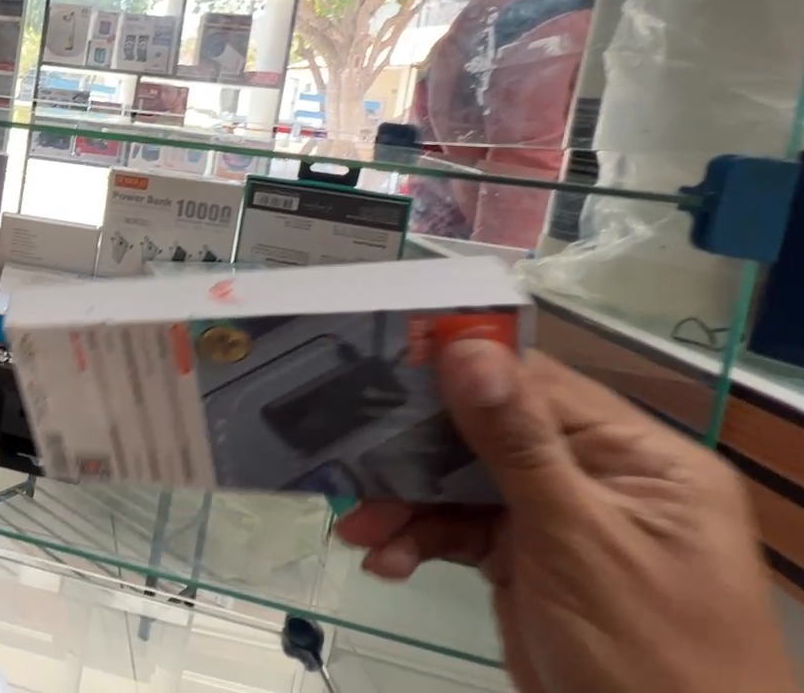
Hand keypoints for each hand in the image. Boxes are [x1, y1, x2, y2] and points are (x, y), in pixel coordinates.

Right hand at [336, 342, 794, 692]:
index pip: (534, 385)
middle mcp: (597, 475)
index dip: (458, 369)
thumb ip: (517, 443)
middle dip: (411, 452)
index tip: (381, 361)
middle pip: (481, 432)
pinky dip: (416, 538)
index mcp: (638, 458)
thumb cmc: (648, 650)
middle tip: (350, 454)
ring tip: (357, 526)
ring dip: (402, 502)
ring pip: (456, 479)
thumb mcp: (576, 538)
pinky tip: (385, 557)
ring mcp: (556, 515)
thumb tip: (466, 348)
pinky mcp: (521, 552)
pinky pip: (455, 524)